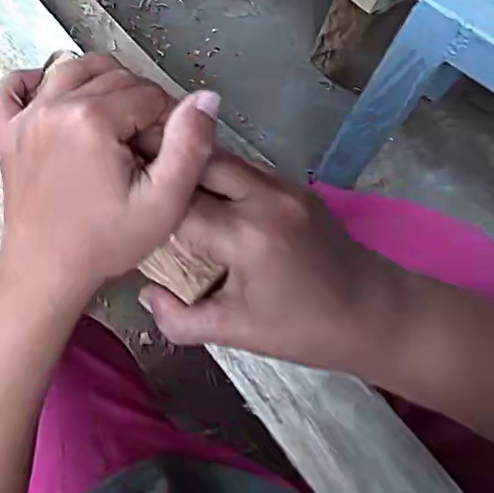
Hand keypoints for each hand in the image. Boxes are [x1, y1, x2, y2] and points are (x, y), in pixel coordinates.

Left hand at [0, 54, 217, 303]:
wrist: (46, 271)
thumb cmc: (104, 242)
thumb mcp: (165, 202)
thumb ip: (190, 145)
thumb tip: (206, 98)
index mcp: (92, 120)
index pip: (152, 93)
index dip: (170, 121)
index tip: (166, 154)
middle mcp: (54, 107)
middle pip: (118, 78)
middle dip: (142, 105)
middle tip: (146, 148)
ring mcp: (26, 116)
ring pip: (76, 68)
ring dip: (105, 84)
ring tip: (119, 124)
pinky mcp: (9, 131)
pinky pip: (14, 86)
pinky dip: (37, 82)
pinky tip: (60, 101)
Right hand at [138, 157, 411, 375]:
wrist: (372, 310)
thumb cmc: (304, 330)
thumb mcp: (237, 333)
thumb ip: (180, 318)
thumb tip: (146, 293)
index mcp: (248, 237)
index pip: (179, 204)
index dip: (147, 201)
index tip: (121, 202)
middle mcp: (266, 199)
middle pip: (201, 160)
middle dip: (165, 162)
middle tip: (132, 172)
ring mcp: (286, 187)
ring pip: (225, 159)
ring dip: (192, 165)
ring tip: (161, 179)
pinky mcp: (297, 187)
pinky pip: (247, 171)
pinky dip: (219, 176)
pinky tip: (203, 193)